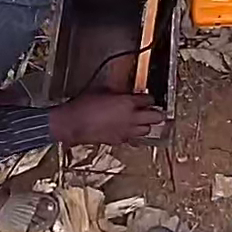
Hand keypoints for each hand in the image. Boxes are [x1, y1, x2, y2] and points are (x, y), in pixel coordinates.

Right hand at [49, 92, 165, 144]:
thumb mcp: (101, 90)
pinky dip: (134, 135)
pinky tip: (129, 131)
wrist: (73, 123)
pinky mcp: (119, 140)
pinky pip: (133, 138)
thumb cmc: (83, 106)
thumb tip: (122, 91)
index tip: (148, 98)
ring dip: (147, 125)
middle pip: (156, 117)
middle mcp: (131, 117)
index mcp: (128, 102)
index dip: (150, 98)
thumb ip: (116, 91)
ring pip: (147, 130)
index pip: (149, 99)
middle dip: (158, 113)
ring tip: (143, 121)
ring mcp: (126, 131)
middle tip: (157, 111)